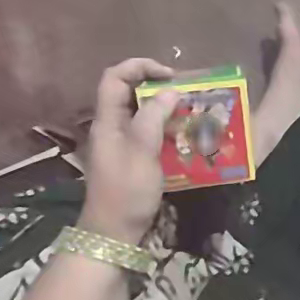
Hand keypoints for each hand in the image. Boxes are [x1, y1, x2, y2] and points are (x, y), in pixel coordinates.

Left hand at [78, 59, 179, 243]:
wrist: (114, 233)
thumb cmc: (127, 191)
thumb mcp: (143, 151)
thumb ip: (154, 116)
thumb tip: (170, 90)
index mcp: (108, 119)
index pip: (116, 77)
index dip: (140, 67)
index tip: (170, 76)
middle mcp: (112, 125)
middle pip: (129, 91)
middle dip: (158, 86)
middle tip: (186, 93)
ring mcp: (122, 142)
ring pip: (142, 112)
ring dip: (165, 108)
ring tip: (191, 112)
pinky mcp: (133, 157)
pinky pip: (149, 132)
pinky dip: (166, 128)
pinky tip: (186, 136)